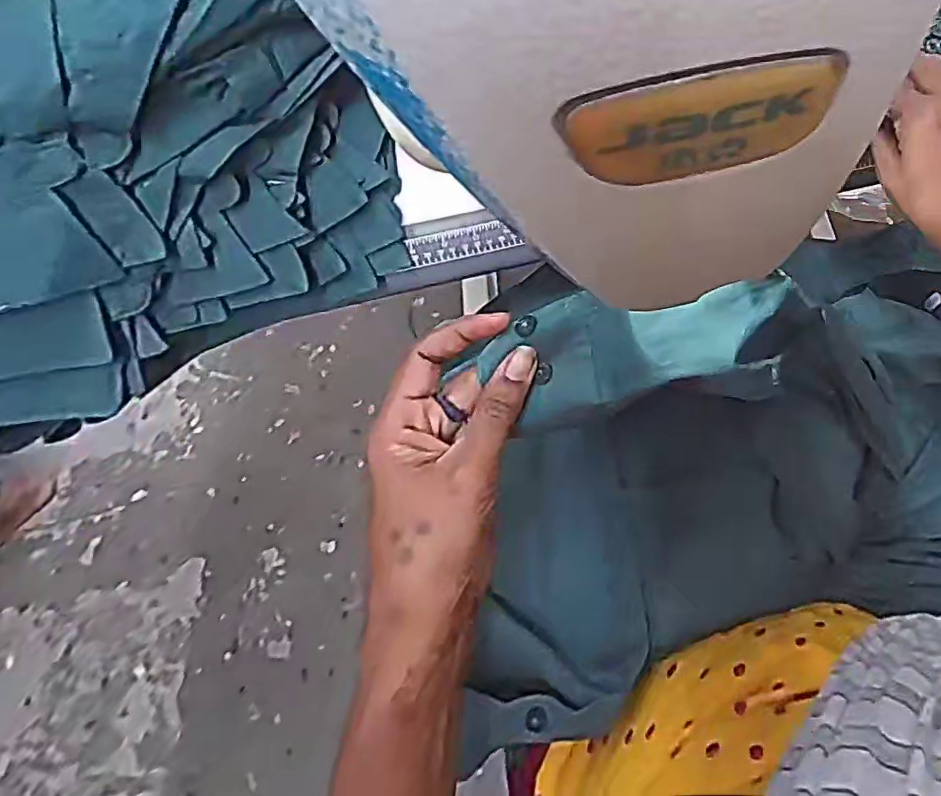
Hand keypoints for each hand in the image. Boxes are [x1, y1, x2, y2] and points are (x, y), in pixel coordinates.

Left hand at [364, 313, 536, 652]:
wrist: (430, 618)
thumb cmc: (434, 547)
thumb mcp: (469, 470)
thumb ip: (498, 411)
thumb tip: (522, 358)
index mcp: (397, 426)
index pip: (425, 358)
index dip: (462, 334)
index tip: (503, 322)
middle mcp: (415, 433)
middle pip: (454, 380)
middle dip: (493, 362)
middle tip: (537, 347)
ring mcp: (440, 454)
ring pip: (474, 406)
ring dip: (505, 389)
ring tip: (543, 370)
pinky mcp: (462, 473)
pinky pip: (485, 431)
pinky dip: (509, 415)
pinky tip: (534, 404)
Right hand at [872, 55, 940, 289]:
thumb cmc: (935, 207)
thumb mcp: (892, 176)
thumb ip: (879, 140)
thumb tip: (877, 124)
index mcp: (925, 114)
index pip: (896, 82)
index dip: (879, 89)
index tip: (871, 98)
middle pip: (927, 64)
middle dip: (906, 72)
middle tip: (890, 90)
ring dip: (928, 82)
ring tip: (912, 107)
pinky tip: (935, 122)